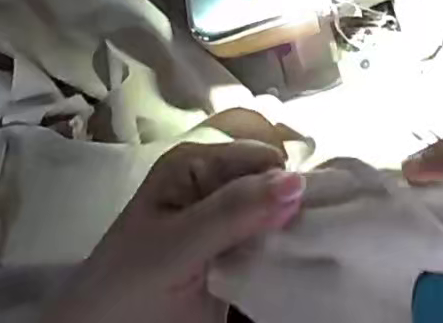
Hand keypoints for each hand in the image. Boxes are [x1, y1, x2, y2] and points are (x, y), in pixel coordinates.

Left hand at [40, 141, 305, 322]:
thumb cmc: (127, 287)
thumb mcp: (179, 246)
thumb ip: (234, 212)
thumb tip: (297, 181)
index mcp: (196, 161)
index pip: (261, 156)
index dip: (288, 181)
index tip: (314, 212)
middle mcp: (214, 181)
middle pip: (273, 180)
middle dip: (294, 204)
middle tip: (313, 232)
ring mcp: (224, 218)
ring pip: (277, 213)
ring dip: (293, 231)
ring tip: (309, 247)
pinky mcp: (232, 254)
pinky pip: (270, 246)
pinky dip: (284, 255)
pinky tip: (291, 264)